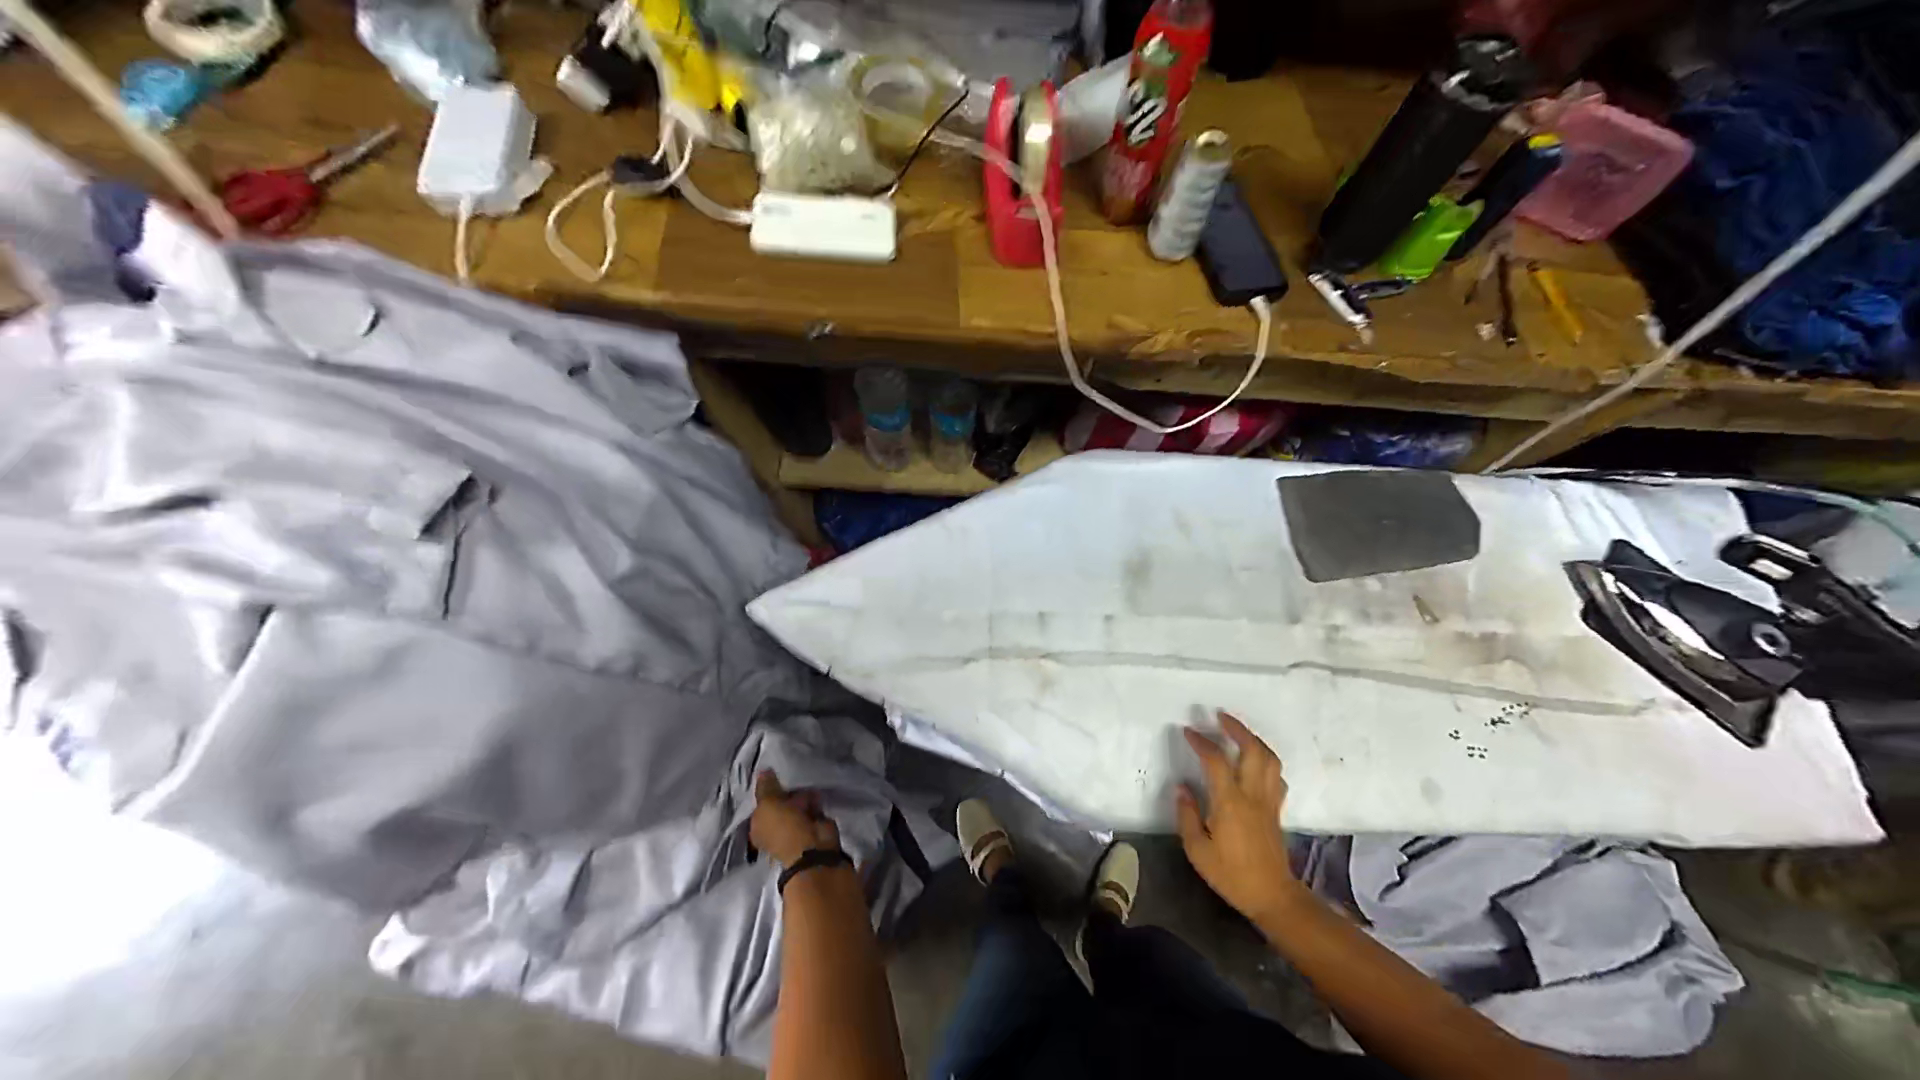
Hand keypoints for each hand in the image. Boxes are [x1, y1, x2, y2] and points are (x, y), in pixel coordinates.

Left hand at [751, 770, 842, 866]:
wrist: (813, 846)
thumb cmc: (783, 827)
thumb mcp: (768, 804)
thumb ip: (766, 786)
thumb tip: (762, 770)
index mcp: (758, 827)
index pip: (760, 804)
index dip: (766, 789)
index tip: (773, 772)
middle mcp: (774, 828)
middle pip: (779, 802)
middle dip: (786, 790)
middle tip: (790, 773)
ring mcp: (794, 826)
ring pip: (796, 802)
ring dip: (801, 793)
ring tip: (805, 779)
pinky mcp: (813, 823)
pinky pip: (811, 805)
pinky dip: (813, 798)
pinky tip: (815, 788)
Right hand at [1176, 711, 1301, 922]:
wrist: (1272, 897)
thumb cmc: (1231, 875)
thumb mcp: (1197, 850)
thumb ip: (1187, 815)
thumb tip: (1182, 788)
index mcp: (1230, 802)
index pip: (1216, 761)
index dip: (1201, 742)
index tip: (1188, 731)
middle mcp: (1253, 795)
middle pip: (1253, 750)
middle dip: (1237, 729)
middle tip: (1220, 716)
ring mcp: (1269, 802)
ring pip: (1270, 760)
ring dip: (1254, 740)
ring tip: (1238, 732)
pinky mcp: (1277, 810)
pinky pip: (1276, 776)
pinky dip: (1265, 761)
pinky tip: (1254, 763)